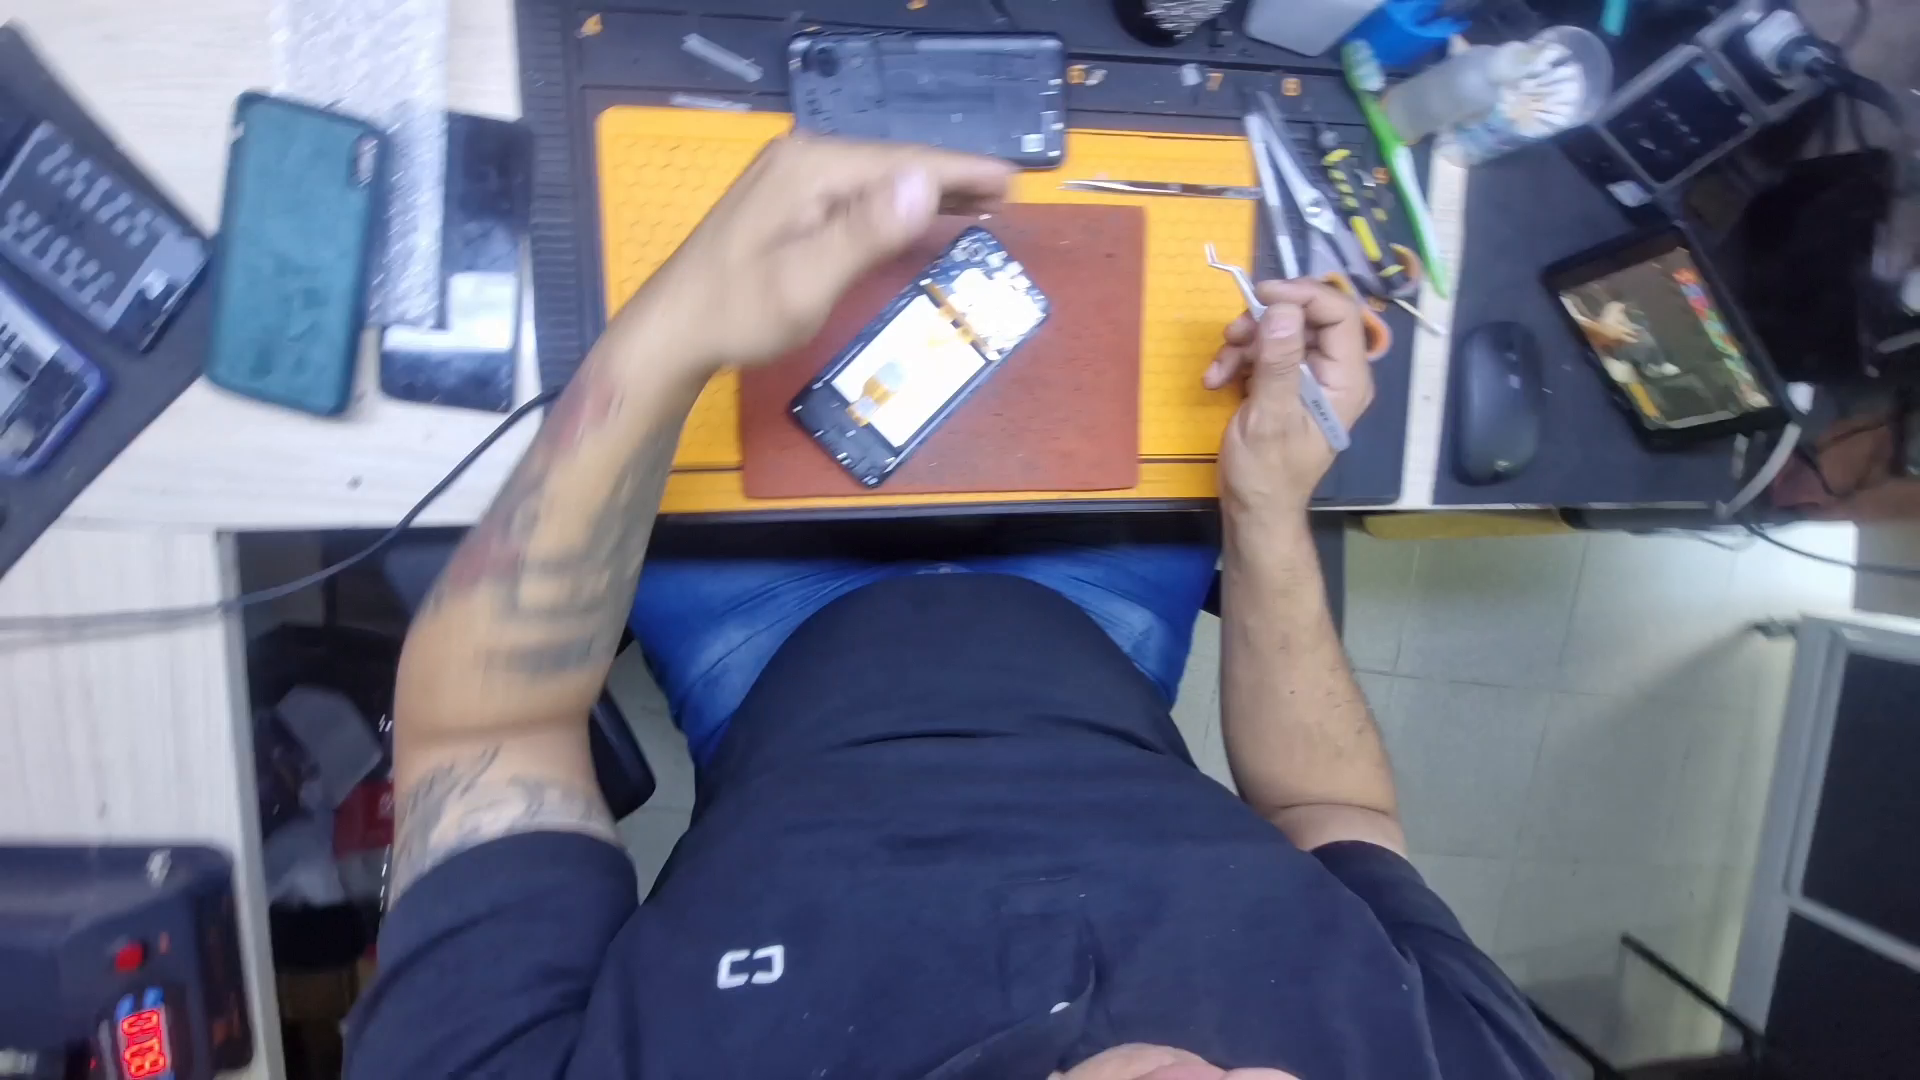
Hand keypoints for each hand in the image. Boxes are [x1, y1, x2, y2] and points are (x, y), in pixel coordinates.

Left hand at [629, 134, 1013, 372]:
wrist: (678, 328)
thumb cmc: (741, 313)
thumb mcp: (806, 280)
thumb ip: (864, 232)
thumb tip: (924, 184)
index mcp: (813, 170)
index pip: (901, 165)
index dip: (958, 173)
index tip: (1008, 181)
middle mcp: (805, 161)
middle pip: (891, 167)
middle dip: (949, 180)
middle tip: (1002, 193)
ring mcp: (794, 181)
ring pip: (875, 181)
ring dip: (925, 193)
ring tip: (974, 203)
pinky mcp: (789, 204)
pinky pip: (856, 197)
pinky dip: (892, 207)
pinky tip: (912, 215)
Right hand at [1206, 279, 1374, 523]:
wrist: (1253, 509)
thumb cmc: (1266, 472)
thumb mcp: (1269, 417)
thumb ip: (1279, 362)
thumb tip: (1281, 309)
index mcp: (1346, 379)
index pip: (1338, 313)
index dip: (1301, 295)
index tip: (1260, 294)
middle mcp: (1333, 373)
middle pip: (1305, 319)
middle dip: (1264, 322)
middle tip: (1231, 335)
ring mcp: (1308, 379)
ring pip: (1279, 334)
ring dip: (1243, 344)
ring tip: (1217, 369)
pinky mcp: (1283, 386)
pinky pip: (1263, 354)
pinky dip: (1237, 361)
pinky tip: (1217, 380)